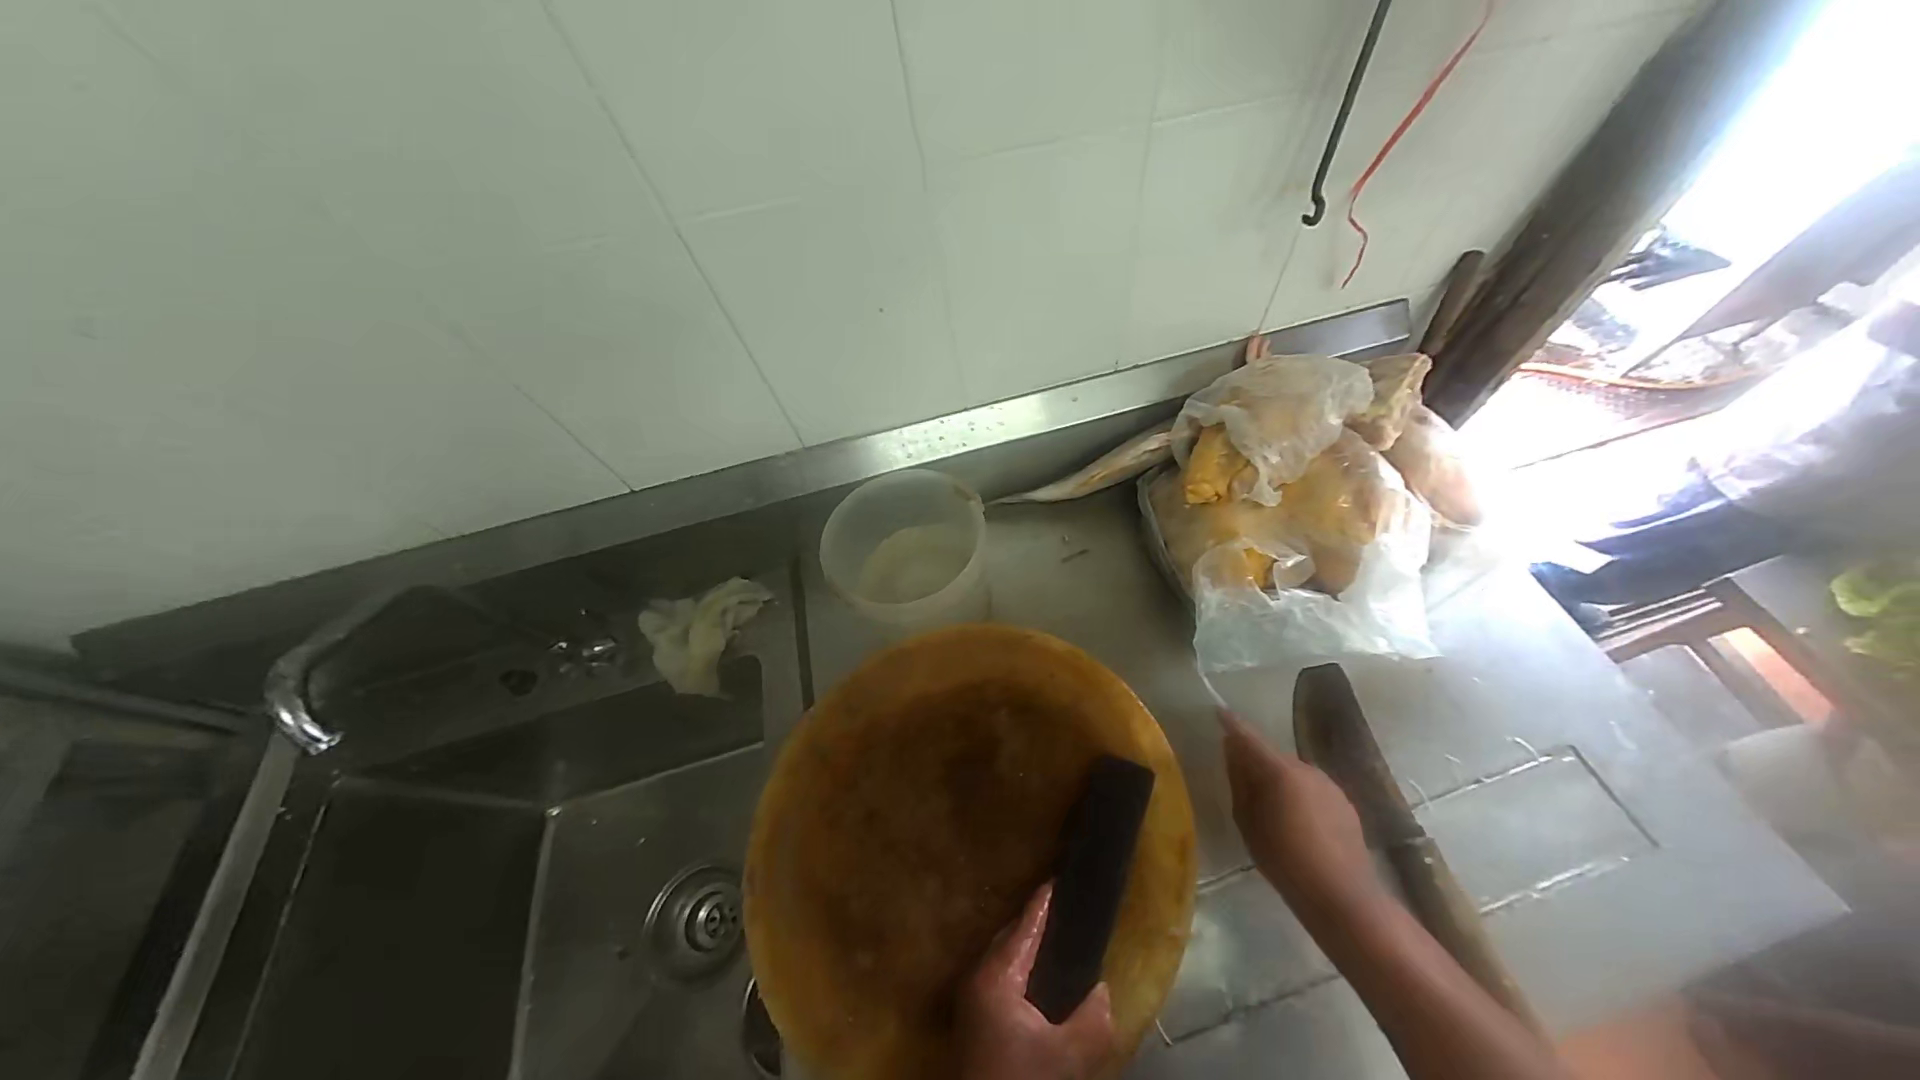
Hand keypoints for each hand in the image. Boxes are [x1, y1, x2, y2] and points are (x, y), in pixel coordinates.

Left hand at [956, 883, 1114, 1079]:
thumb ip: (1092, 1020)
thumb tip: (1101, 991)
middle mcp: (976, 977)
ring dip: (1023, 943)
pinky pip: (997, 973)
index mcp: (995, 977)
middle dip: (1033, 921)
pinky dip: (1016, 963)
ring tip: (1053, 935)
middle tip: (1062, 908)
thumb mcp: (1066, 1058)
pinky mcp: (972, 1017)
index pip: (1024, 928)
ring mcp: (970, 997)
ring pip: (1000, 955)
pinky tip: (1035, 975)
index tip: (1057, 879)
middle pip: (1008, 936)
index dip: (1042, 903)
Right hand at [1220, 709, 1381, 916]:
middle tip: (1238, 777)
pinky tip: (1294, 821)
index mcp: (1280, 770)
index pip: (1249, 737)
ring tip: (1267, 806)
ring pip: (1293, 773)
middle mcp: (1307, 768)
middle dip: (1255, 760)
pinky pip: (1310, 789)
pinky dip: (1297, 795)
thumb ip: (1239, 781)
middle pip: (1272, 756)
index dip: (1232, 724)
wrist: (1342, 895)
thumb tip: (1233, 752)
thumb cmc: (1284, 859)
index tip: (1218, 711)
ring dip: (1278, 780)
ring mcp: (1330, 785)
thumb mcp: (1248, 822)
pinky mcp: (1344, 803)